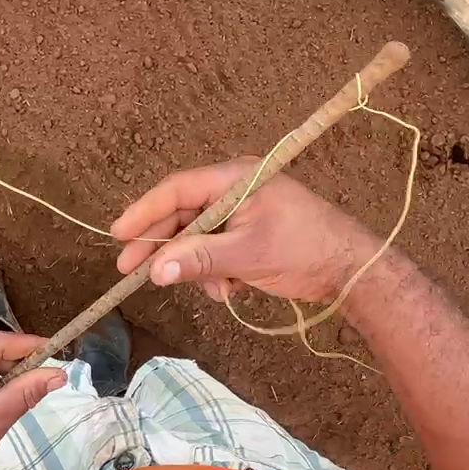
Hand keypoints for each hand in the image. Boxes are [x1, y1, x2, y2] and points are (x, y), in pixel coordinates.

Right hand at [111, 158, 383, 302]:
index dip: (144, 212)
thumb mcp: (246, 254)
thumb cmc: (304, 249)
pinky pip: (213, 251)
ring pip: (196, 239)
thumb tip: (155, 272)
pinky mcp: (247, 235)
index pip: (176, 189)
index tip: (118, 234)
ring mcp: (240, 214)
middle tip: (131, 271)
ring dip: (196, 267)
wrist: (351, 269)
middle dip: (162, 247)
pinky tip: (229, 290)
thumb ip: (198, 260)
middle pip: (181, 216)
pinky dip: (214, 272)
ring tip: (214, 290)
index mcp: (234, 179)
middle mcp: (233, 191)